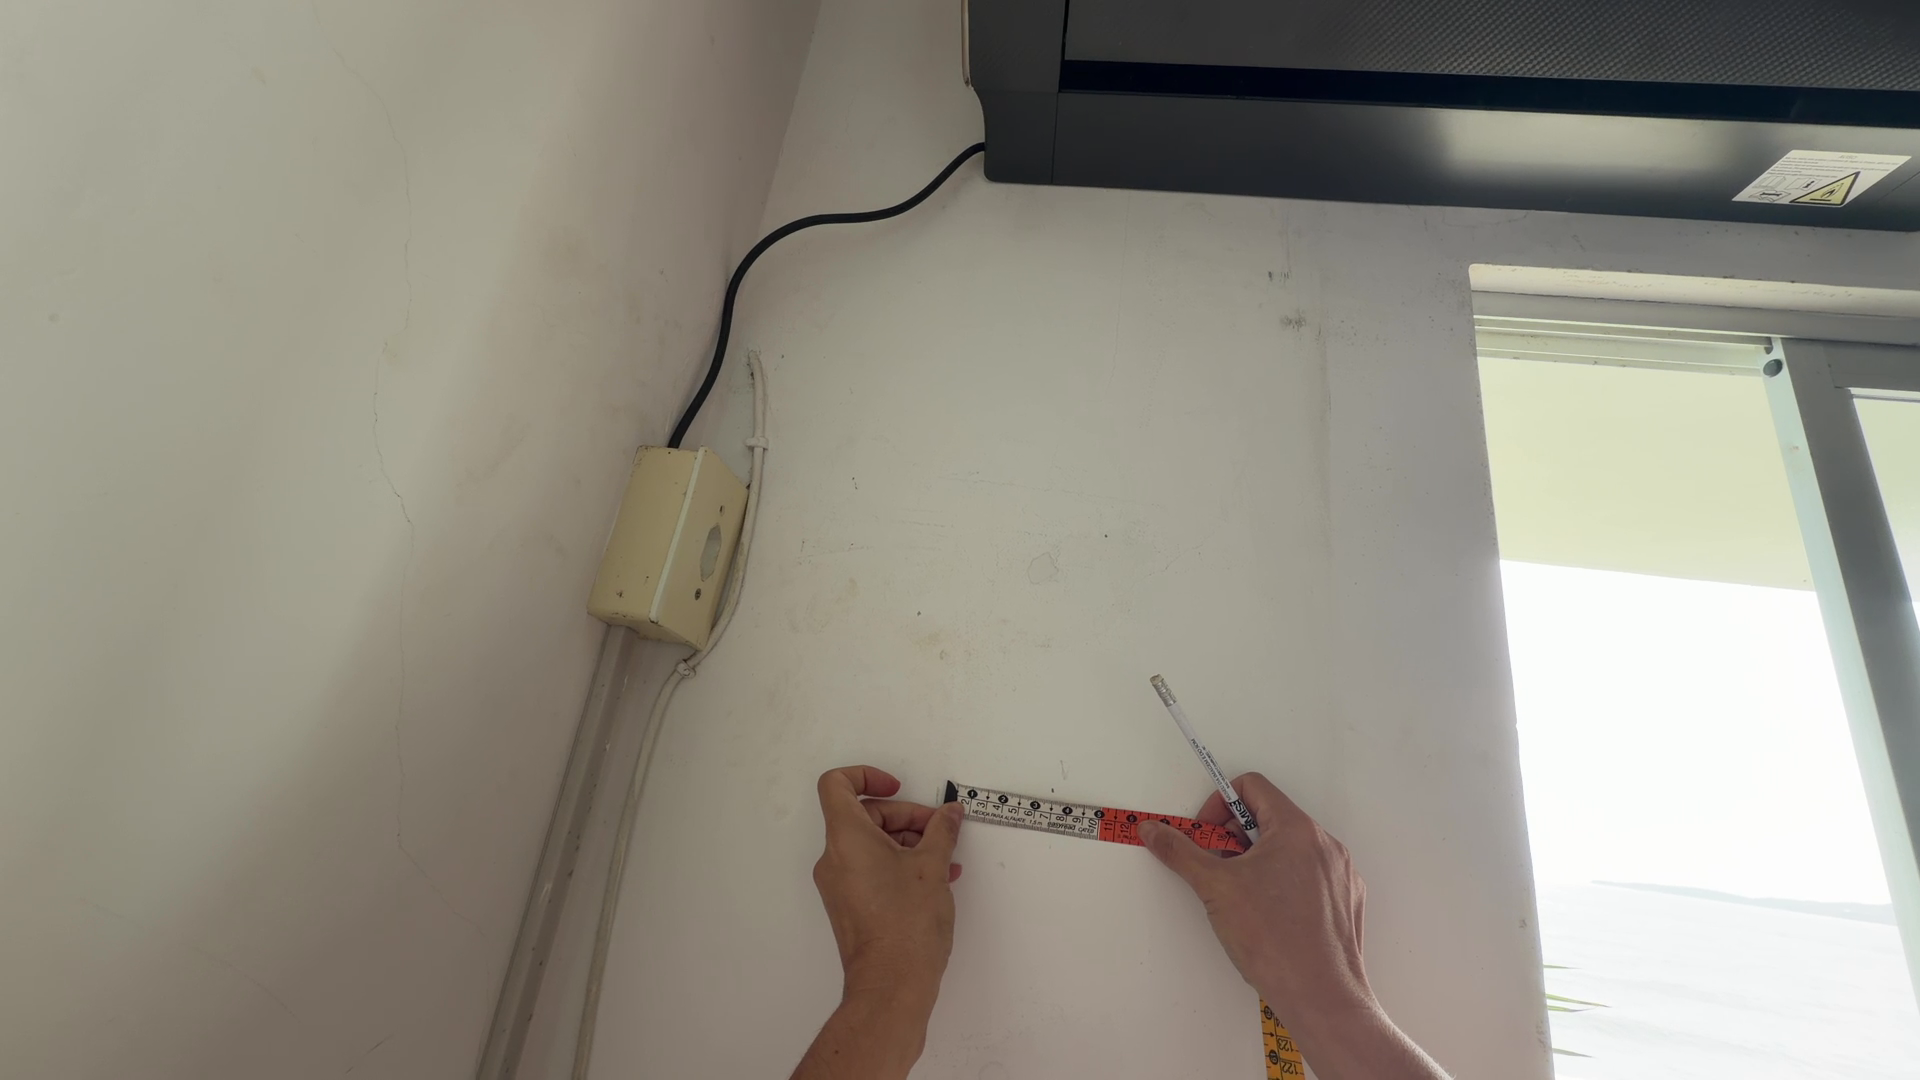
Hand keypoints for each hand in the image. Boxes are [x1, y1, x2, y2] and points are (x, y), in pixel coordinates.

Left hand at [810, 765, 963, 1000]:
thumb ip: (942, 831)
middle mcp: (835, 858)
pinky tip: (936, 876)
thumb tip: (950, 813)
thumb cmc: (906, 923)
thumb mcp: (932, 866)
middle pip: (864, 814)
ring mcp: (839, 884)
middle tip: (938, 829)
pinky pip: (872, 868)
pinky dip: (900, 862)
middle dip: (905, 815)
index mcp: (846, 838)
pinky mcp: (850, 906)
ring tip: (945, 856)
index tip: (898, 787)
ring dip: (908, 840)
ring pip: (871, 843)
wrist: (890, 989)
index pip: (837, 784)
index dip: (867, 775)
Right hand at [1139, 772, 1368, 1025]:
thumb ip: (1179, 851)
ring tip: (1243, 894)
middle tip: (1219, 867)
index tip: (1208, 836)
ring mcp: (1340, 874)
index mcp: (1296, 829)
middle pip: (1270, 816)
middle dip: (1236, 836)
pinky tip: (1270, 912)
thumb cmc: (1272, 939)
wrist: (1322, 1000)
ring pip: (1289, 847)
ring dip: (1258, 858)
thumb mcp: (1214, 886)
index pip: (1252, 786)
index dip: (1220, 804)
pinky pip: (1309, 873)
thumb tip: (1151, 829)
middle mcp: (1324, 844)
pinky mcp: (1347, 901)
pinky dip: (1284, 880)